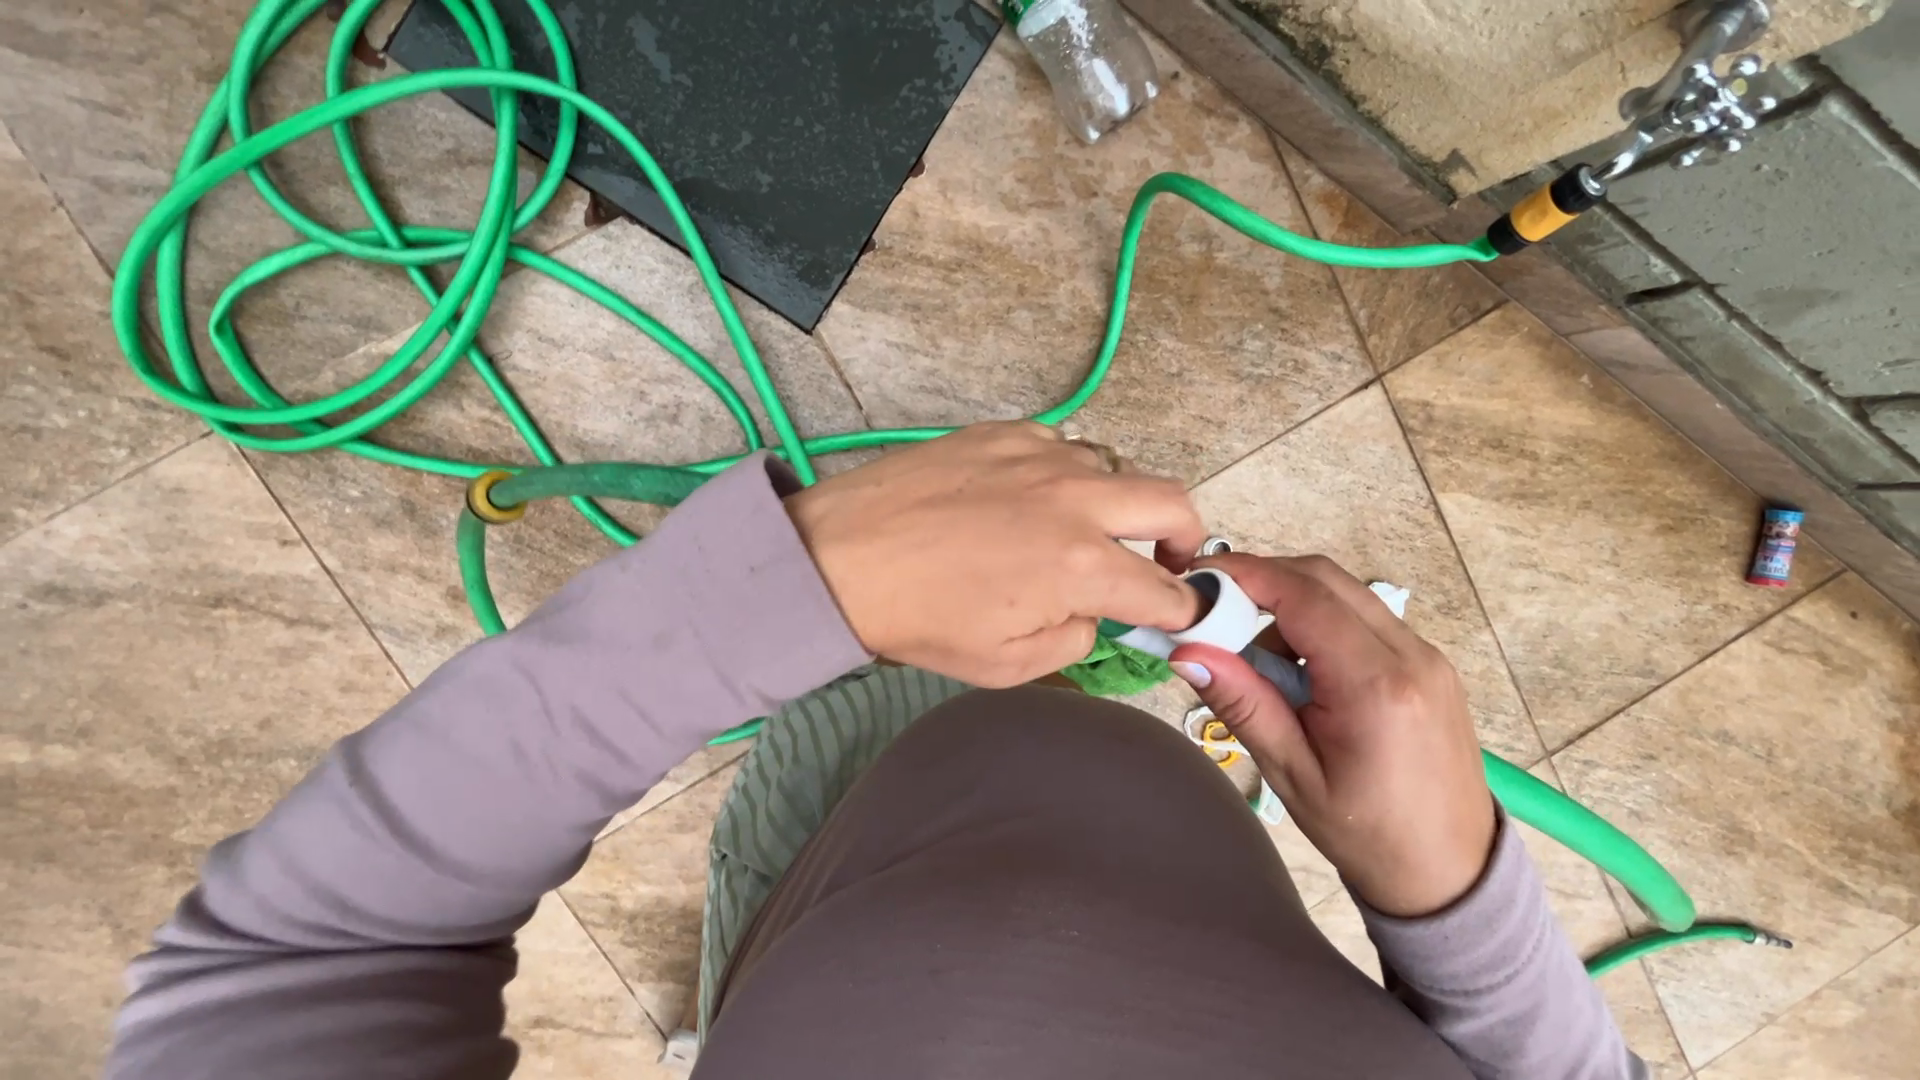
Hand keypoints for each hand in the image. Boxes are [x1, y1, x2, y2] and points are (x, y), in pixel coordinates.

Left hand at [785, 422, 1205, 686]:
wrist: (840, 557)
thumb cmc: (918, 620)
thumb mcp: (1005, 665)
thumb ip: (1073, 639)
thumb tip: (1092, 613)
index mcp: (1082, 567)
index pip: (1165, 589)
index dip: (1181, 609)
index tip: (1177, 614)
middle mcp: (1074, 500)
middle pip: (1173, 501)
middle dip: (1186, 537)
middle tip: (1165, 560)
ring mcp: (1039, 456)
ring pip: (1113, 468)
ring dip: (1115, 503)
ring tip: (1080, 529)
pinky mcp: (1003, 433)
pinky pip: (1059, 446)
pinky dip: (1061, 475)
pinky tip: (1027, 498)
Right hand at [1168, 554, 1494, 917]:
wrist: (1452, 870)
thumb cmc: (1364, 832)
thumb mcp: (1291, 773)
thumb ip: (1242, 703)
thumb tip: (1187, 650)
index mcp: (1376, 686)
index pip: (1304, 596)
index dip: (1247, 574)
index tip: (1199, 576)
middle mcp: (1411, 655)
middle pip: (1326, 578)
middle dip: (1263, 579)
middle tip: (1215, 609)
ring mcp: (1427, 655)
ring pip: (1345, 593)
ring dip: (1291, 603)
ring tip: (1259, 660)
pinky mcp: (1428, 663)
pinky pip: (1363, 616)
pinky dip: (1319, 621)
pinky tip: (1298, 669)